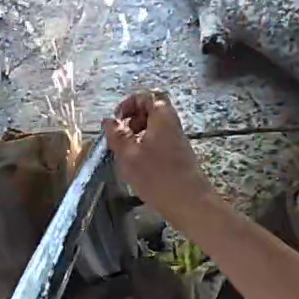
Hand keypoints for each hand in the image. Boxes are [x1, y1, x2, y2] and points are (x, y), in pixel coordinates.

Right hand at [104, 90, 211, 214]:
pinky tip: (137, 165)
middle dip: (131, 120)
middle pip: (151, 111)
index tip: (117, 121)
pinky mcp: (178, 156)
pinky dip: (145, 147)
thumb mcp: (129, 154)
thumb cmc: (157, 176)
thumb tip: (109, 121)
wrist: (189, 202)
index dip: (128, 104)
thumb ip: (117, 135)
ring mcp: (177, 141)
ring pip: (154, 128)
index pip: (147, 96)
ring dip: (137, 135)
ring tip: (125, 153)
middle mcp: (172, 125)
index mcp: (162, 117)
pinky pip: (159, 142)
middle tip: (119, 137)